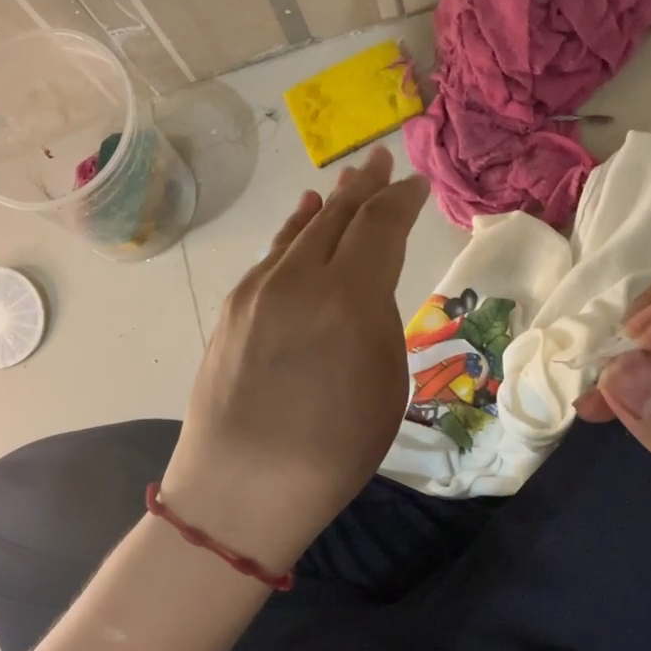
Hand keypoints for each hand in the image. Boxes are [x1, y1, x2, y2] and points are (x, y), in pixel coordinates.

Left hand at [160, 147, 427, 570]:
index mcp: (351, 298)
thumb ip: (378, 324)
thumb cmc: (332, 453)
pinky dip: (295, 233)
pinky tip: (303, 222)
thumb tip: (363, 292)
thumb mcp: (384, 387)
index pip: (380, 226)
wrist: (242, 487)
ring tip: (347, 185)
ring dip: (329, 206)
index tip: (417, 185)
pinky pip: (273, 256)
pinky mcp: (233, 308)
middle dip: (365, 188)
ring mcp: (259, 290)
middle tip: (382, 163)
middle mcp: (301, 279)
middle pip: (339, 217)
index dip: (402, 200)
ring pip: (301, 232)